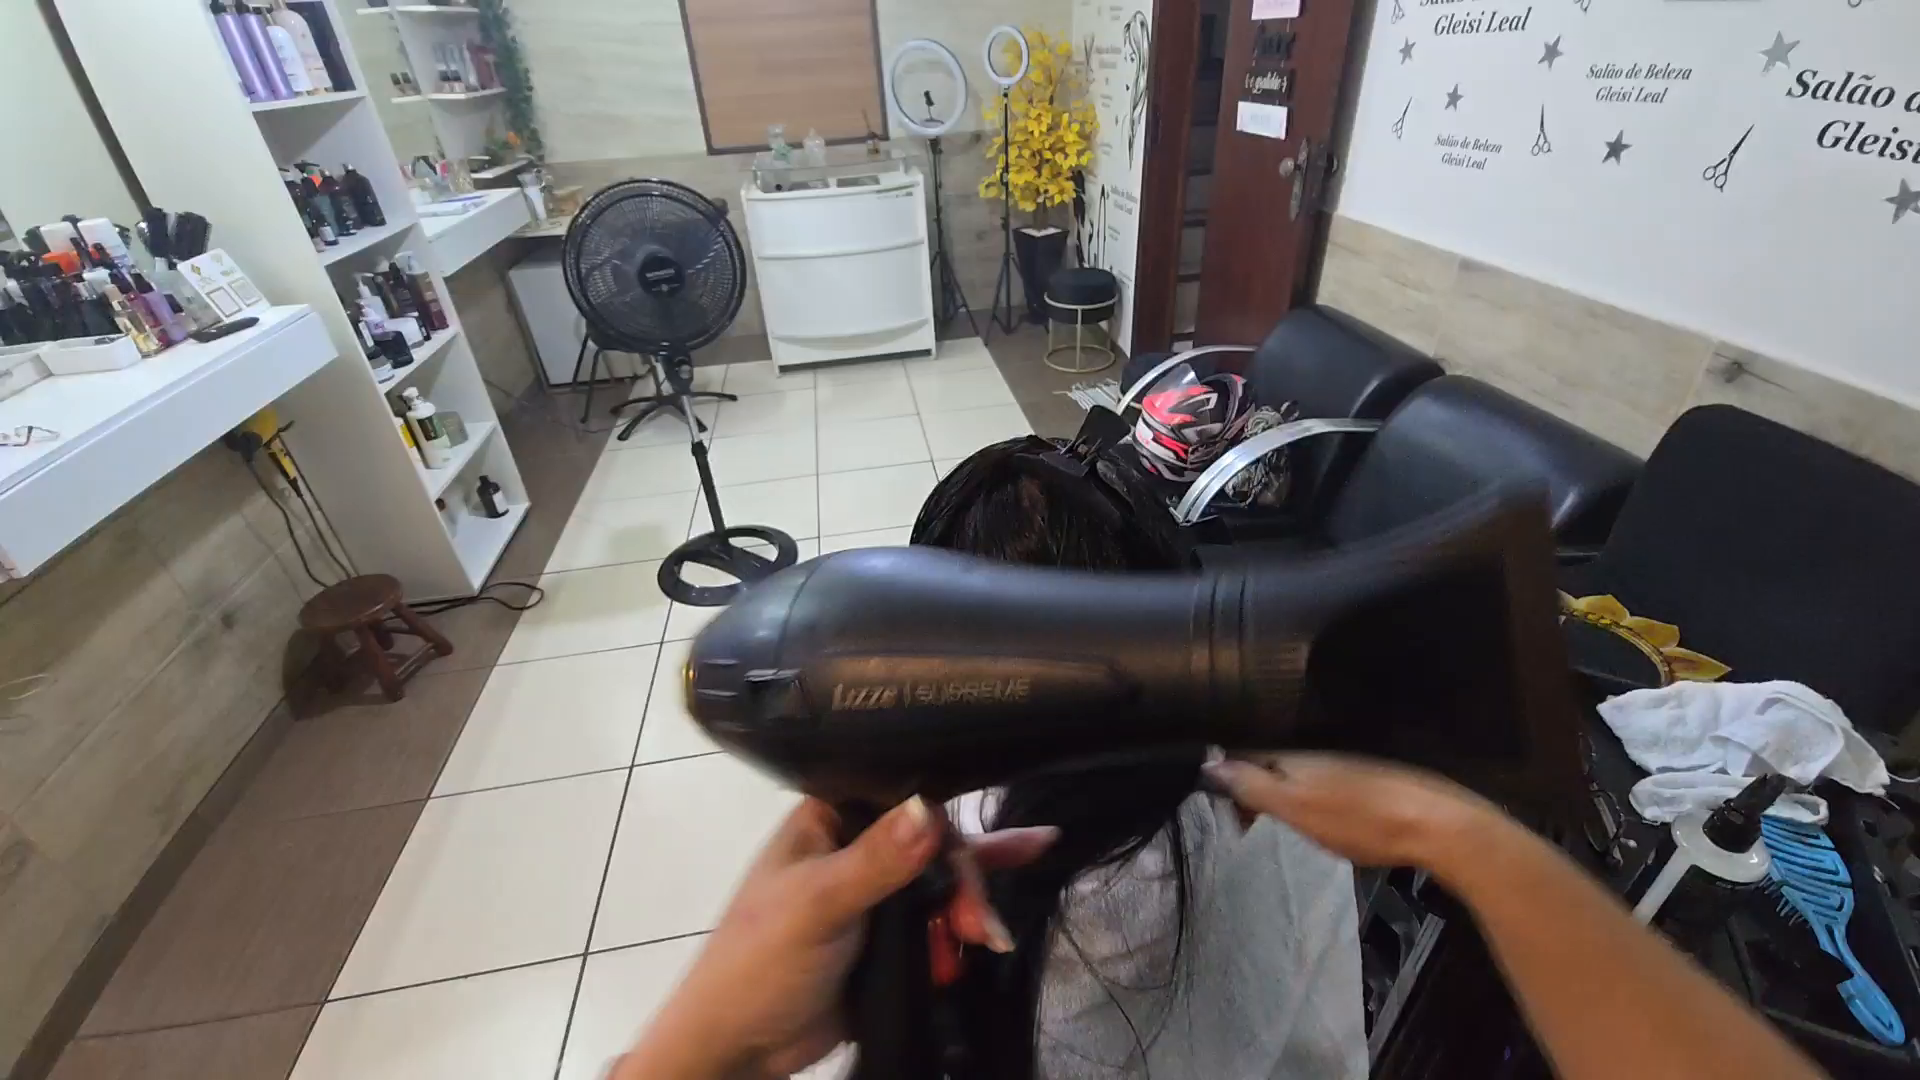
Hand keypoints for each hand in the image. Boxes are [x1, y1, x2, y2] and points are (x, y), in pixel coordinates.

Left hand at [622, 796, 1057, 1078]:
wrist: (740, 1049)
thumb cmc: (759, 960)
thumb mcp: (816, 904)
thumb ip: (875, 859)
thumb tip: (929, 808)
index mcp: (831, 816)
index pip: (902, 795)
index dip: (939, 822)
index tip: (967, 858)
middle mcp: (858, 842)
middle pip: (932, 841)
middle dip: (961, 878)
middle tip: (976, 923)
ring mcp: (877, 888)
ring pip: (941, 878)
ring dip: (970, 904)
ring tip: (989, 938)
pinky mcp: (891, 931)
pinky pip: (940, 917)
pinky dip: (965, 926)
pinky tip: (995, 935)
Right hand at [1203, 753, 1503, 872]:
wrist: (1437, 827)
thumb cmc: (1359, 820)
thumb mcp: (1295, 807)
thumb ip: (1252, 786)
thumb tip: (1207, 763)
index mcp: (1290, 757)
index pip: (1241, 758)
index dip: (1225, 782)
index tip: (1227, 817)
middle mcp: (1311, 754)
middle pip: (1267, 766)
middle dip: (1252, 791)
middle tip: (1251, 829)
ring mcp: (1340, 767)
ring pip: (1294, 776)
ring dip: (1279, 797)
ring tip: (1284, 828)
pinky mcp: (1365, 783)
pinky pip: (1319, 785)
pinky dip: (1307, 801)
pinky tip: (1320, 821)